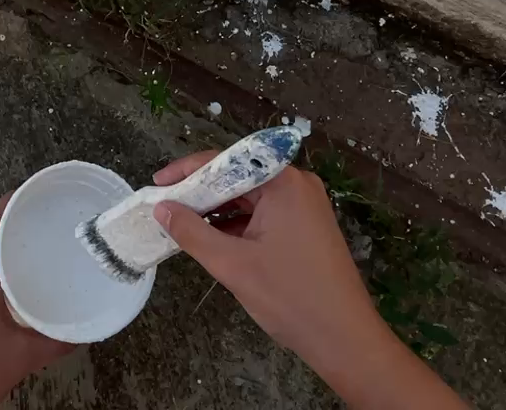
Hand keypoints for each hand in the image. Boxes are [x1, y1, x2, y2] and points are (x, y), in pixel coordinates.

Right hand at [152, 153, 466, 409]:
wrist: (348, 343)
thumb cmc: (291, 298)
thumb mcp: (232, 264)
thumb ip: (192, 232)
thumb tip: (161, 208)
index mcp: (283, 182)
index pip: (224, 162)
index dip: (186, 171)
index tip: (157, 183)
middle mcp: (296, 183)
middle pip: (237, 176)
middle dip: (201, 191)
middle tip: (166, 204)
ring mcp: (304, 205)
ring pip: (249, 196)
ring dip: (218, 209)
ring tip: (184, 222)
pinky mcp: (306, 225)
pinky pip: (264, 212)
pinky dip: (238, 222)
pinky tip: (214, 237)